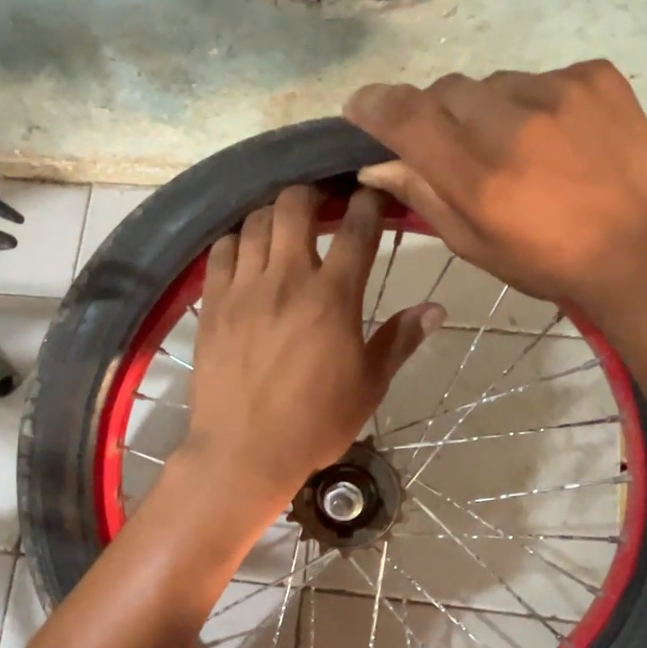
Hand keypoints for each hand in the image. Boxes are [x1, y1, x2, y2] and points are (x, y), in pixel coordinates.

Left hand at [176, 185, 443, 510]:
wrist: (242, 453)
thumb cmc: (313, 426)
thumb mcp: (367, 388)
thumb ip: (398, 342)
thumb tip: (435, 309)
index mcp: (333, 297)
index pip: (358, 227)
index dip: (370, 201)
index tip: (373, 195)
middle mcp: (287, 279)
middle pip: (296, 204)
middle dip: (312, 194)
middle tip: (320, 206)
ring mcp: (243, 289)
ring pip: (255, 221)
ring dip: (273, 214)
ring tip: (282, 226)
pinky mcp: (211, 305)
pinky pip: (220, 251)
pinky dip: (236, 241)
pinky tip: (244, 252)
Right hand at [345, 62, 646, 321]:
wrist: (638, 249)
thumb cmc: (544, 261)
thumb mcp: (472, 243)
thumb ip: (422, 196)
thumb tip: (375, 164)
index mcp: (478, 178)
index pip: (407, 117)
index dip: (374, 105)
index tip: (360, 107)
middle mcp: (513, 125)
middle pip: (447, 91)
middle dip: (437, 114)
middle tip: (453, 147)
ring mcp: (558, 92)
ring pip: (493, 84)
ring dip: (487, 110)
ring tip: (514, 148)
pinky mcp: (594, 76)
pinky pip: (541, 78)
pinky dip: (534, 103)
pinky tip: (553, 139)